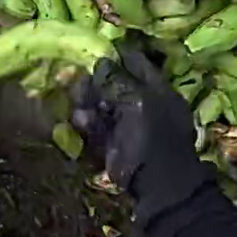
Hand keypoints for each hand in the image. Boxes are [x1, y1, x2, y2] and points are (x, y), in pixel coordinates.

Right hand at [71, 43, 216, 221]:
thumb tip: (101, 62)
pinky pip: (94, 125)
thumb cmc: (153, 138)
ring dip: (86, 103)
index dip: (115, 54)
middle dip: (94, 82)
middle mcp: (140, 102)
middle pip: (111, 82)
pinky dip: (86, 123)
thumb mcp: (138, 102)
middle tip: (80, 83)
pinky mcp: (111, 141)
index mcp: (155, 88)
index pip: (134, 62)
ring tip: (80, 106)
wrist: (156, 185)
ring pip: (99, 103)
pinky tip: (80, 121)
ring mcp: (125, 122)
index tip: (92, 51)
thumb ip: (117, 80)